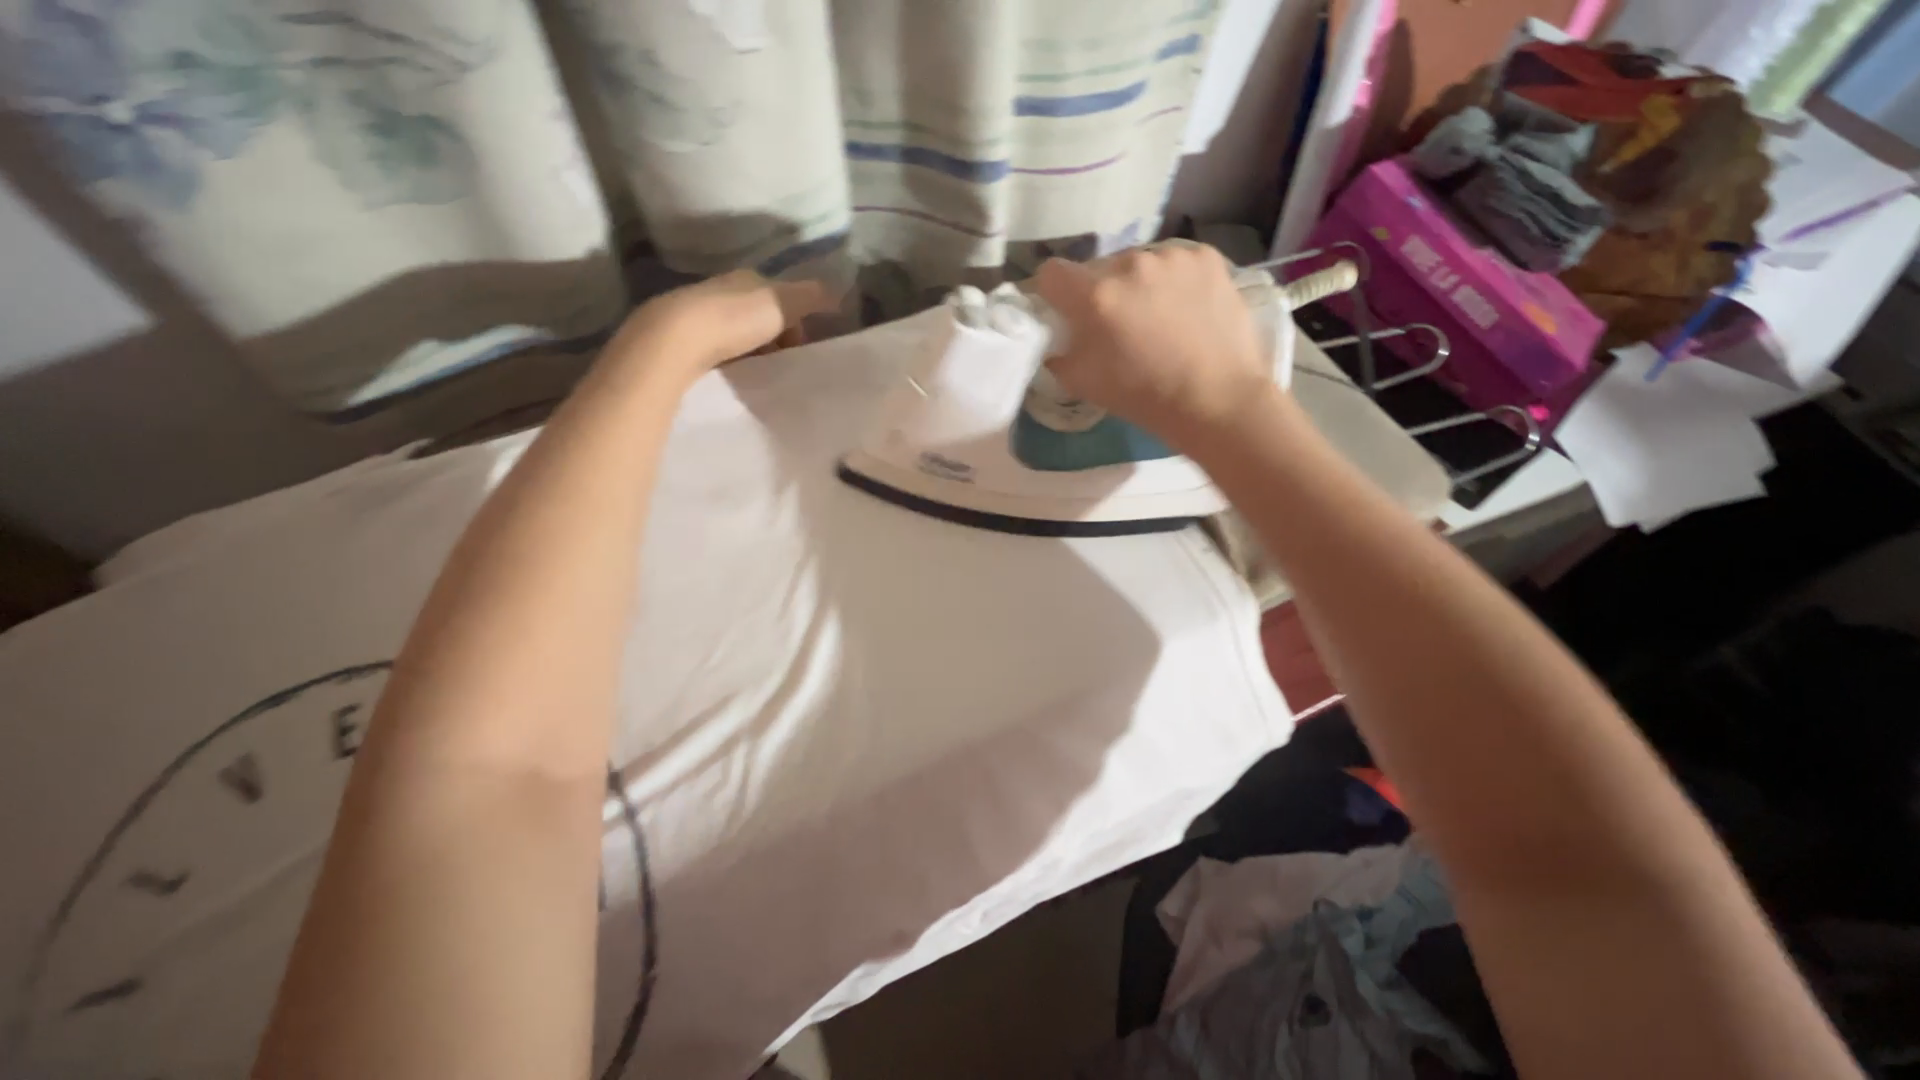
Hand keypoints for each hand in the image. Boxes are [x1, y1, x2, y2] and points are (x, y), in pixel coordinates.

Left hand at [609, 269, 836, 383]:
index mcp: (744, 278)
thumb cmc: (734, 319)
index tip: (800, 348)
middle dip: (771, 336)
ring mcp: (695, 314)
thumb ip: (812, 297)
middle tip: (781, 365)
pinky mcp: (677, 340)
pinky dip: (726, 362)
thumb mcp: (783, 304)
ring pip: (732, 332)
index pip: (777, 295)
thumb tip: (839, 294)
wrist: (674, 340)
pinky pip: (712, 351)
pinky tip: (730, 378)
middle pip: (754, 313)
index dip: (794, 320)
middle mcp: (718, 289)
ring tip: (757, 375)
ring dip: (748, 350)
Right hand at [1032, 245, 1282, 449]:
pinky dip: (1176, 281)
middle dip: (1103, 292)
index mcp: (1096, 295)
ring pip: (1140, 263)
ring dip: (1141, 284)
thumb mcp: (1083, 384)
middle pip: (1100, 269)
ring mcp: (1172, 257)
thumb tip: (1057, 338)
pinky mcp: (1206, 257)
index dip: (1056, 294)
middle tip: (1122, 325)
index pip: (1052, 273)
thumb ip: (1058, 352)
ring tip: (1161, 318)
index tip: (1068, 313)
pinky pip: (1176, 262)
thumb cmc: (1145, 397)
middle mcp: (1130, 264)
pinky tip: (1188, 309)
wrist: (1219, 401)